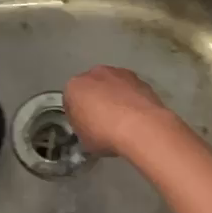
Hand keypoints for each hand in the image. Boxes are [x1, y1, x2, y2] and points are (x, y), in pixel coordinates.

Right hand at [63, 65, 178, 157]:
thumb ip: (82, 126)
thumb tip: (89, 125)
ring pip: (113, 85)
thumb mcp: (83, 139)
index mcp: (74, 86)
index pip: (70, 99)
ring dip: (115, 97)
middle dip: (96, 100)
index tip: (85, 126)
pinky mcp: (140, 79)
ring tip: (123, 119)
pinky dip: (131, 99)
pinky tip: (137, 117)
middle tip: (103, 121)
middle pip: (92, 87)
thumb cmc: (104, 133)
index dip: (77, 114)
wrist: (140, 126)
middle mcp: (95, 73)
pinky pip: (130, 90)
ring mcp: (120, 73)